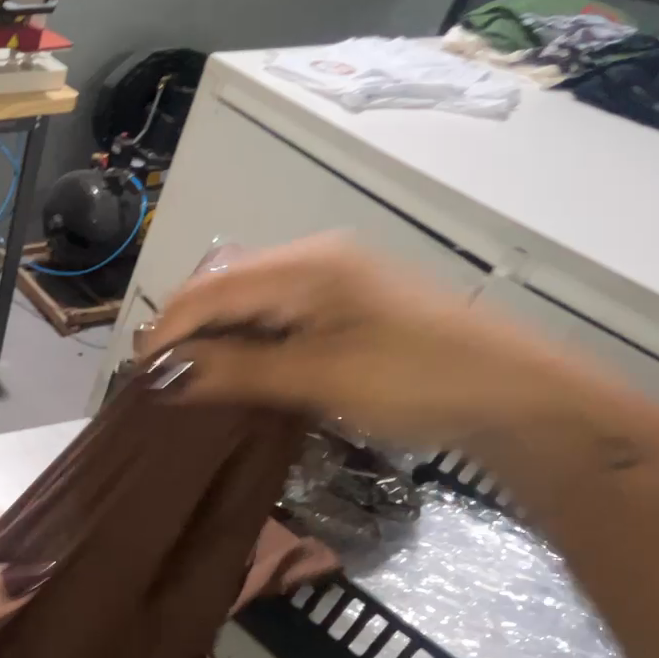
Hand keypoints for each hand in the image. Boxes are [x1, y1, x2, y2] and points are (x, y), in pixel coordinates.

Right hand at [147, 233, 577, 446]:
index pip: (208, 288)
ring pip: (244, 301)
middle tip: (162, 380)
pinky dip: (243, 340)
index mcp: (305, 264)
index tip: (139, 376)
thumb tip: (160, 375)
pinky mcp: (345, 303)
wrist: (519, 399)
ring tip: (191, 379)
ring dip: (212, 337)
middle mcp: (313, 258)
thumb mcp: (314, 378)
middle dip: (184, 331)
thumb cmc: (415, 381)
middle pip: (221, 287)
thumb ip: (232, 370)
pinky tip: (236, 369)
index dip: (164, 330)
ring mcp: (332, 278)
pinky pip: (271, 313)